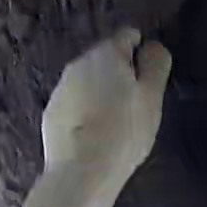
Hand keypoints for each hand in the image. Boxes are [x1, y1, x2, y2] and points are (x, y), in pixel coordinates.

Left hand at [42, 28, 172, 184]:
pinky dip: (86, 109)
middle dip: (121, 71)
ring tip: (115, 120)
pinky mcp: (51, 112)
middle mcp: (79, 63)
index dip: (141, 51)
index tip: (149, 75)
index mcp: (107, 53)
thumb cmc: (125, 130)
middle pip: (105, 57)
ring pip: (88, 80)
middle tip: (136, 101)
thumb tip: (151, 46)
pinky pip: (75, 102)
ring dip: (102, 90)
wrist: (81, 172)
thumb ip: (155, 65)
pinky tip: (95, 133)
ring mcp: (61, 88)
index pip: (127, 35)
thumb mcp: (152, 97)